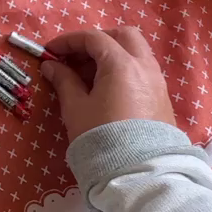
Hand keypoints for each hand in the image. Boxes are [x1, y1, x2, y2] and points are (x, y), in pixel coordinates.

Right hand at [41, 27, 177, 136]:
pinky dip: (123, 70)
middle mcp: (145, 67)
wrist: (141, 175)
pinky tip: (106, 90)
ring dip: (111, 55)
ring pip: (136, 53)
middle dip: (97, 40)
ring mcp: (157, 83)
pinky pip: (142, 72)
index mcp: (122, 64)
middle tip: (76, 56)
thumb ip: (63, 81)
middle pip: (123, 36)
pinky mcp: (162, 100)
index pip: (93, 38)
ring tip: (87, 76)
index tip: (50, 52)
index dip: (68, 41)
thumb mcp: (75, 107)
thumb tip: (52, 66)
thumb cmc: (102, 137)